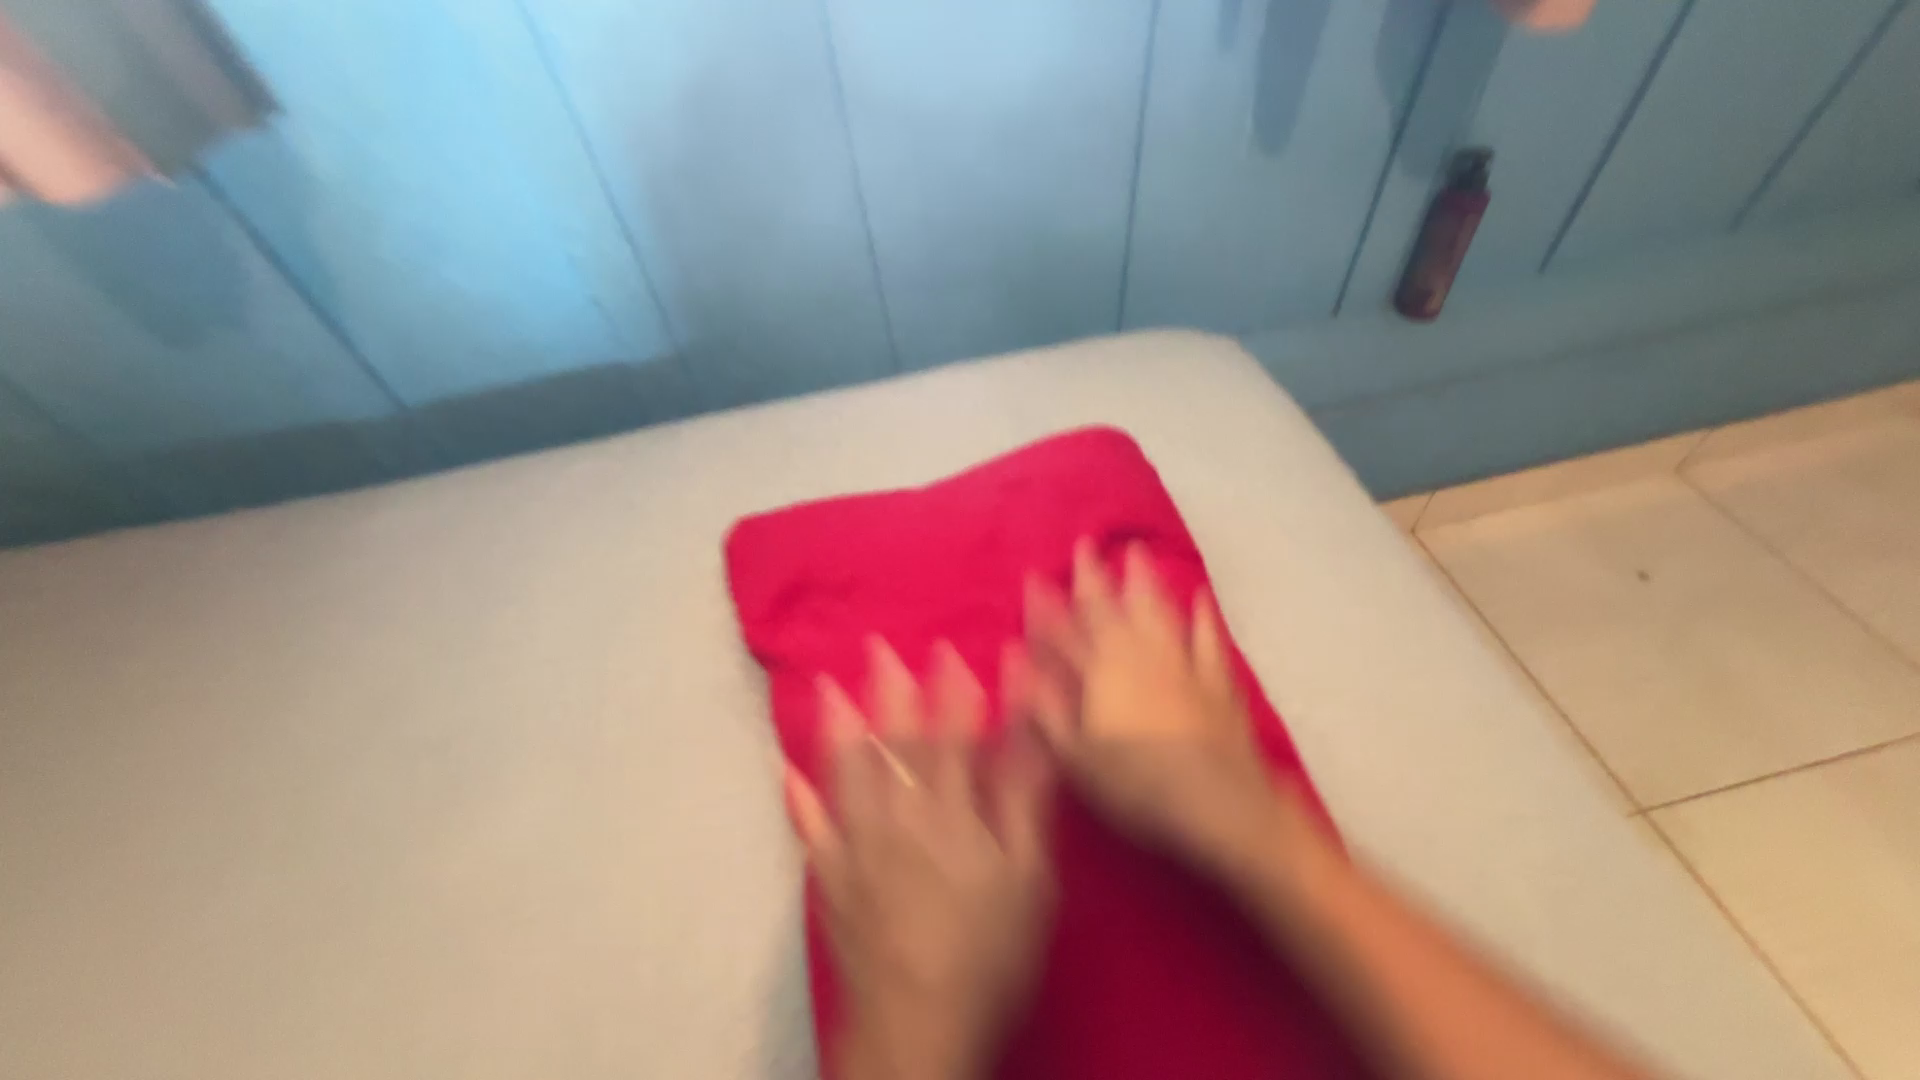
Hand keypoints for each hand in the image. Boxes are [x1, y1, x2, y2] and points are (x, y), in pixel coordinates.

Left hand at [788, 638, 1054, 1079]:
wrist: (919, 1025)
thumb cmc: (988, 953)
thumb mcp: (1030, 876)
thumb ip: (1024, 798)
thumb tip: (1027, 734)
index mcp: (949, 812)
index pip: (951, 736)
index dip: (951, 690)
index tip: (948, 649)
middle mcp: (896, 816)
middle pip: (891, 742)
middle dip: (888, 689)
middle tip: (877, 646)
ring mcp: (855, 845)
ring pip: (844, 770)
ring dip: (835, 724)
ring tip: (827, 684)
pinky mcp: (829, 878)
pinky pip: (808, 827)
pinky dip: (796, 796)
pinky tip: (784, 771)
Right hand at [1010, 539, 1314, 876]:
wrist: (1218, 800)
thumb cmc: (1136, 783)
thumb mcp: (1075, 756)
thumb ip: (1045, 705)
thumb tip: (1019, 661)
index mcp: (1099, 674)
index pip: (1064, 632)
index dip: (1046, 606)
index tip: (1034, 577)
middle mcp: (1137, 656)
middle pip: (1111, 610)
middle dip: (1094, 576)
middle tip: (1085, 544)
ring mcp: (1181, 663)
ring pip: (1157, 611)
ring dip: (1144, 581)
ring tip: (1136, 552)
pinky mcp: (1215, 680)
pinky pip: (1207, 638)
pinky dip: (1202, 616)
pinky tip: (1200, 596)